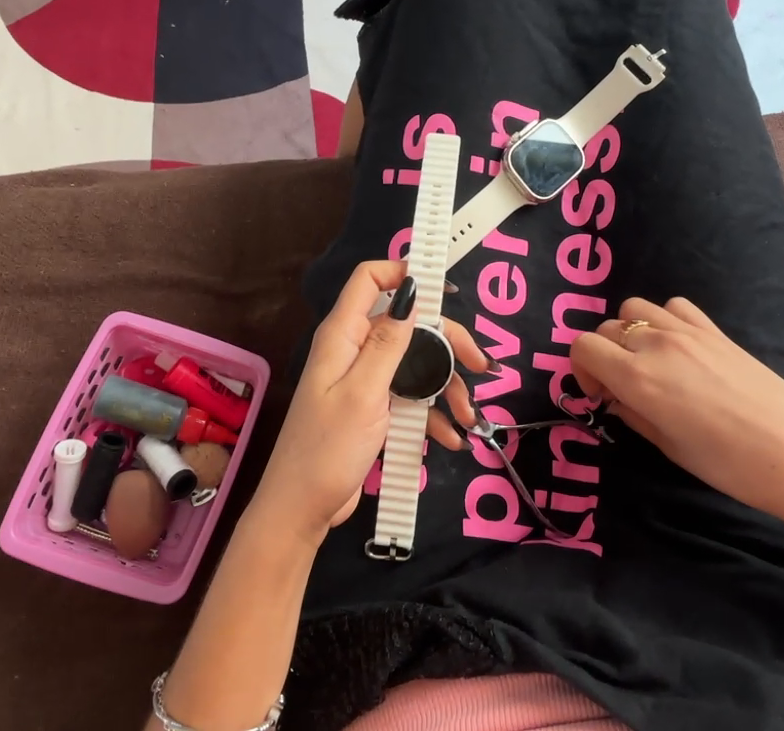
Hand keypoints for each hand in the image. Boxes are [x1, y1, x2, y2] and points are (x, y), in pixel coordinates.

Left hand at [250, 260, 486, 544]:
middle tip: (482, 366)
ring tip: (470, 416)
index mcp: (343, 335)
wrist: (301, 510)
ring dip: (447, 386)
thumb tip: (410, 290)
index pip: (370, 279)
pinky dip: (433, 413)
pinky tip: (451, 437)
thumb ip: (389, 342)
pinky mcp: (373, 408)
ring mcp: (364, 380)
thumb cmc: (326, 449)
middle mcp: (354, 350)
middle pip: (407, 324)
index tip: (447, 291)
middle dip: (447, 342)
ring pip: (415, 363)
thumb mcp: (363, 393)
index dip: (405, 273)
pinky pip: (410, 396)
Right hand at [570, 296, 783, 527]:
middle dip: (603, 355)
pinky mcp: (714, 330)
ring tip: (647, 363)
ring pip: (635, 308)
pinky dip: (664, 320)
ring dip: (630, 332)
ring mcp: (687, 332)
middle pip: (606, 328)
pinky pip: (674, 307)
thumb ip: (633, 415)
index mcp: (637, 377)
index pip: (582, 347)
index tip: (600, 395)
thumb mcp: (668, 447)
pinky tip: (678, 348)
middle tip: (621, 388)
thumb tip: (616, 399)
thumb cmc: (728, 464)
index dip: (581, 370)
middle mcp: (656, 344)